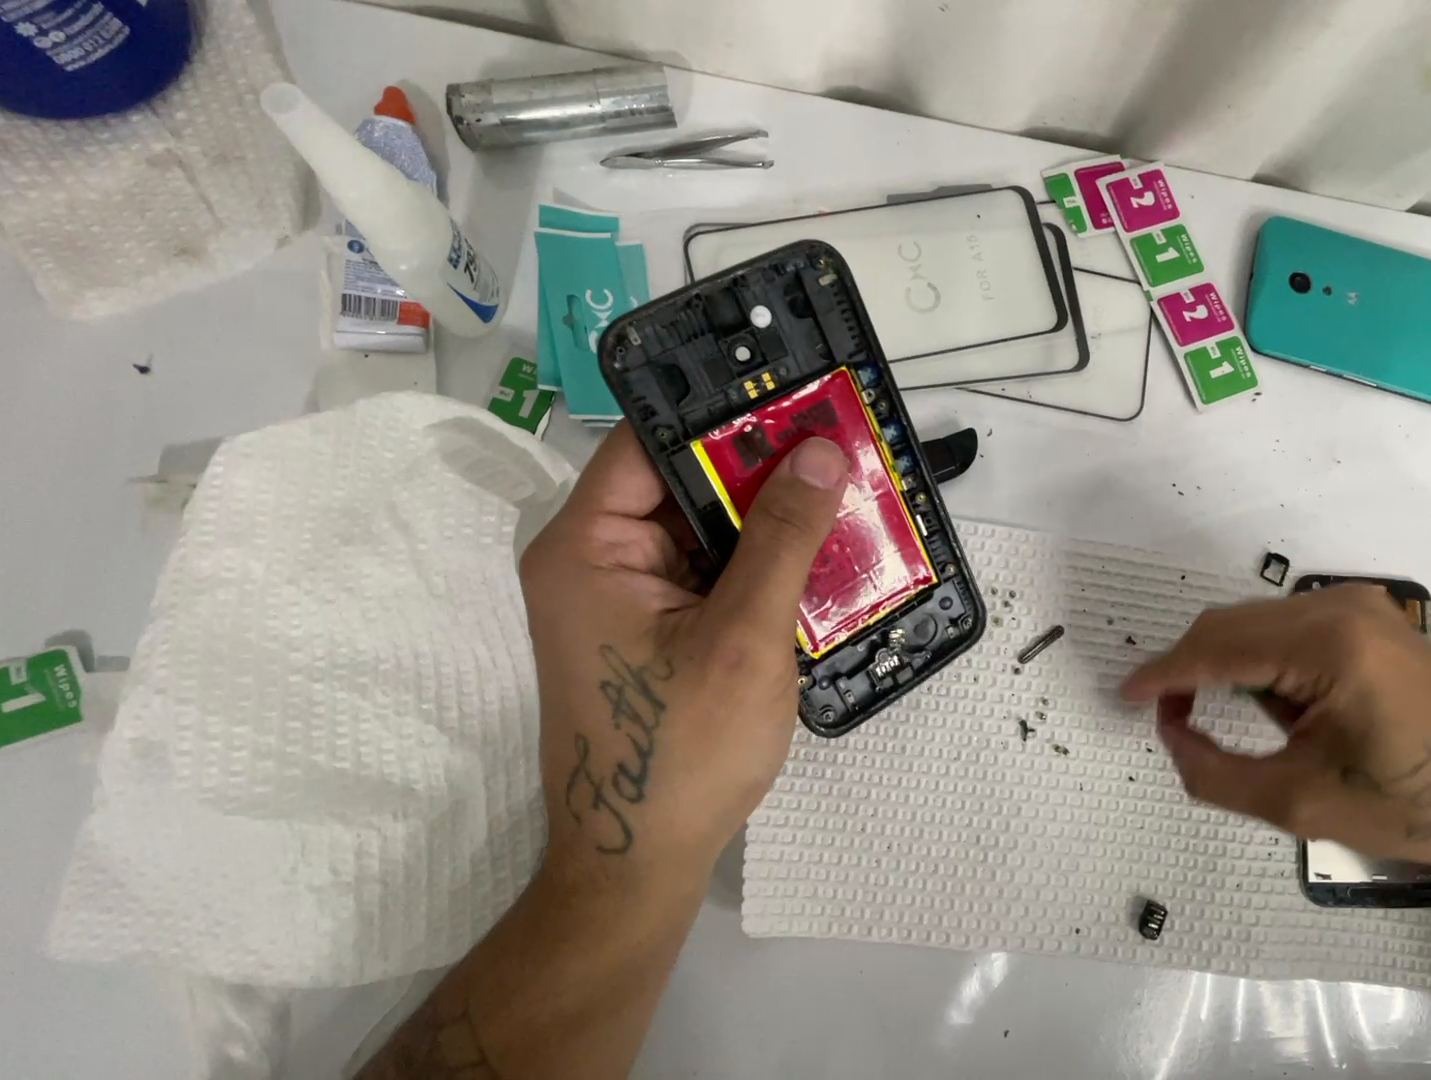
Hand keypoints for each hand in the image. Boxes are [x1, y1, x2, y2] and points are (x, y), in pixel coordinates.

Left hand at [517, 426, 849, 889]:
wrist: (641, 863)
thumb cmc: (683, 750)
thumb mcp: (744, 637)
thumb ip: (783, 538)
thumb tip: (821, 450)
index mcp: (587, 546)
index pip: (651, 446)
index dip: (722, 418)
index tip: (796, 400)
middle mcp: (596, 560)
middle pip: (682, 485)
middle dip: (760, 470)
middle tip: (838, 445)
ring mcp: (626, 596)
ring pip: (704, 529)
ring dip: (769, 519)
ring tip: (843, 491)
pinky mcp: (655, 628)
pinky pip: (711, 572)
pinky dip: (760, 563)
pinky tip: (819, 554)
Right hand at [1121, 585, 1430, 890]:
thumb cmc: (1421, 809)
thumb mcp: (1302, 803)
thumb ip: (1214, 772)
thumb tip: (1169, 733)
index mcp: (1328, 643)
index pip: (1214, 648)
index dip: (1160, 674)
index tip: (1122, 697)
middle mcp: (1341, 606)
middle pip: (1229, 625)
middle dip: (1188, 669)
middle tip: (1171, 722)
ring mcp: (1362, 605)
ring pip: (1254, 623)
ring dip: (1225, 666)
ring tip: (1234, 723)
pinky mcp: (1373, 618)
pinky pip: (1287, 627)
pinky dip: (1261, 660)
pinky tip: (1281, 706)